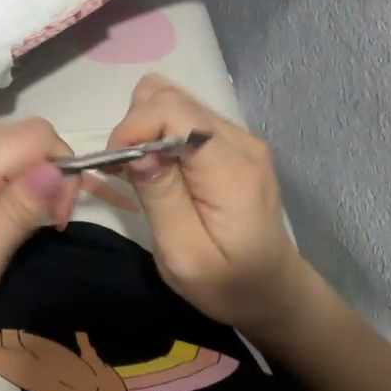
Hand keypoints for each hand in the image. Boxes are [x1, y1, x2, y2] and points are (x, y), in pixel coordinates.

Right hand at [108, 75, 313, 330]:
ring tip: (141, 169)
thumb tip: (137, 151)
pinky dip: (158, 132)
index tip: (117, 164)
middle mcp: (239, 141)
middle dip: (135, 125)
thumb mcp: (183, 255)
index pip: (173, 109)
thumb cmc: (227, 284)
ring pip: (174, 100)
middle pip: (171, 97)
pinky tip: (159, 167)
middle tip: (125, 170)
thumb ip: (161, 198)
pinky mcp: (231, 142)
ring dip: (145, 127)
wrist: (273, 293)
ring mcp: (238, 138)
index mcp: (230, 171)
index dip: (134, 126)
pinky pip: (183, 116)